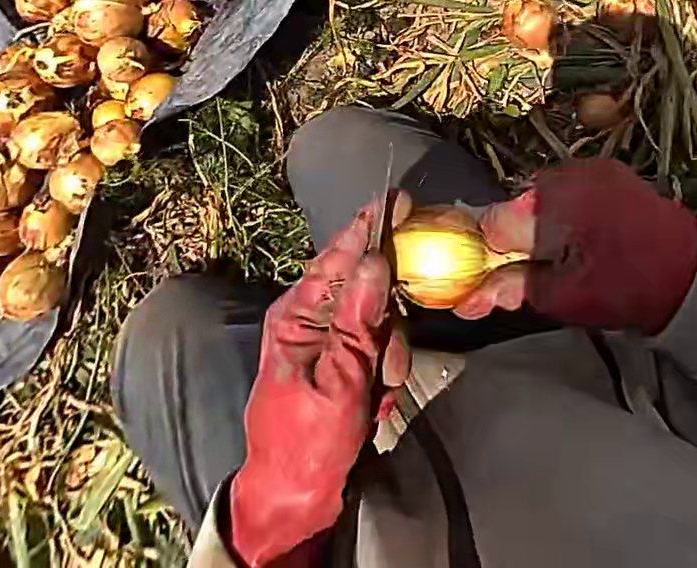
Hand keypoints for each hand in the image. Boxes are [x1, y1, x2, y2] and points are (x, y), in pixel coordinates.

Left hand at [229, 198, 408, 565]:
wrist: (297, 498)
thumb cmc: (307, 440)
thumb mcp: (338, 379)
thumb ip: (358, 318)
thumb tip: (375, 257)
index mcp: (297, 312)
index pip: (337, 254)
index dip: (368, 224)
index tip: (400, 199)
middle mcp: (313, 315)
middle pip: (367, 283)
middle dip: (387, 320)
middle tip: (388, 358)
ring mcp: (331, 336)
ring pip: (381, 314)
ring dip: (389, 351)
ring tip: (379, 390)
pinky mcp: (347, 356)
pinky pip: (381, 341)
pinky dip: (386, 366)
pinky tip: (376, 397)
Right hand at [455, 157, 696, 334]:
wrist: (694, 270)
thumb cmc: (629, 287)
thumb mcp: (566, 297)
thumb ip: (514, 288)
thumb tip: (470, 298)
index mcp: (552, 204)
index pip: (495, 223)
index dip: (492, 252)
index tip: (500, 274)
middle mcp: (566, 174)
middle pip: (517, 205)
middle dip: (519, 238)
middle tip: (542, 270)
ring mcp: (589, 167)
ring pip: (541, 195)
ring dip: (543, 222)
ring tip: (569, 253)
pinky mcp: (607, 168)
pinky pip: (568, 186)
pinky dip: (566, 209)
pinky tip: (586, 234)